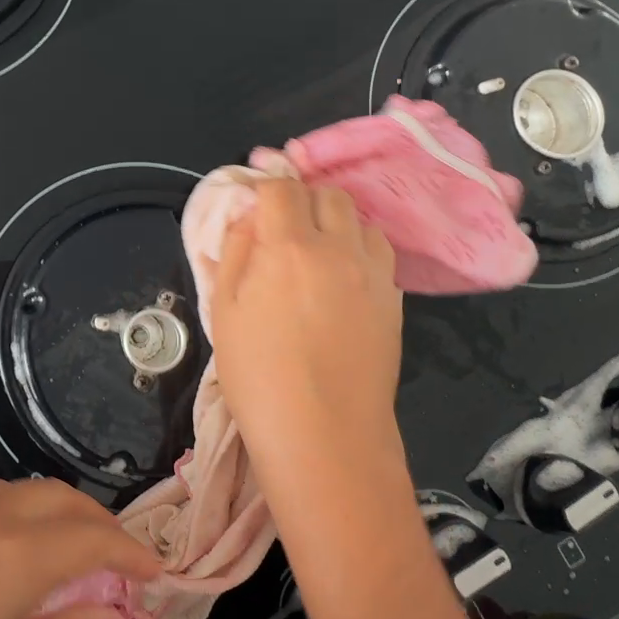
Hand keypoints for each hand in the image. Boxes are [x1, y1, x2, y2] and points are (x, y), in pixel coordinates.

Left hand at [0, 478, 162, 618]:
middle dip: (99, 524)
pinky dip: (12, 515)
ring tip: (67, 563)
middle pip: (60, 498)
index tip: (158, 576)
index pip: (95, 537)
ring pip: (19, 493)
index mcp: (14, 552)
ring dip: (54, 516)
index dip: (134, 554)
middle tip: (119, 567)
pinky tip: (3, 556)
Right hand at [207, 179, 404, 471]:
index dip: (263, 185)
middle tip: (278, 222)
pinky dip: (357, 248)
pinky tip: (338, 274)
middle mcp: (337, 249)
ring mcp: (373, 273)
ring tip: (312, 246)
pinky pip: (378, 252)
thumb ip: (234, 253)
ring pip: (359, 219)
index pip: (281, 188)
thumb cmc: (258, 374)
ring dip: (333, 220)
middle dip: (300, 197)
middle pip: (327, 195)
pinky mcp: (394, 300)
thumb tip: (247, 218)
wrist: (324, 433)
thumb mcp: (224, 310)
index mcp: (288, 248)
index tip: (250, 198)